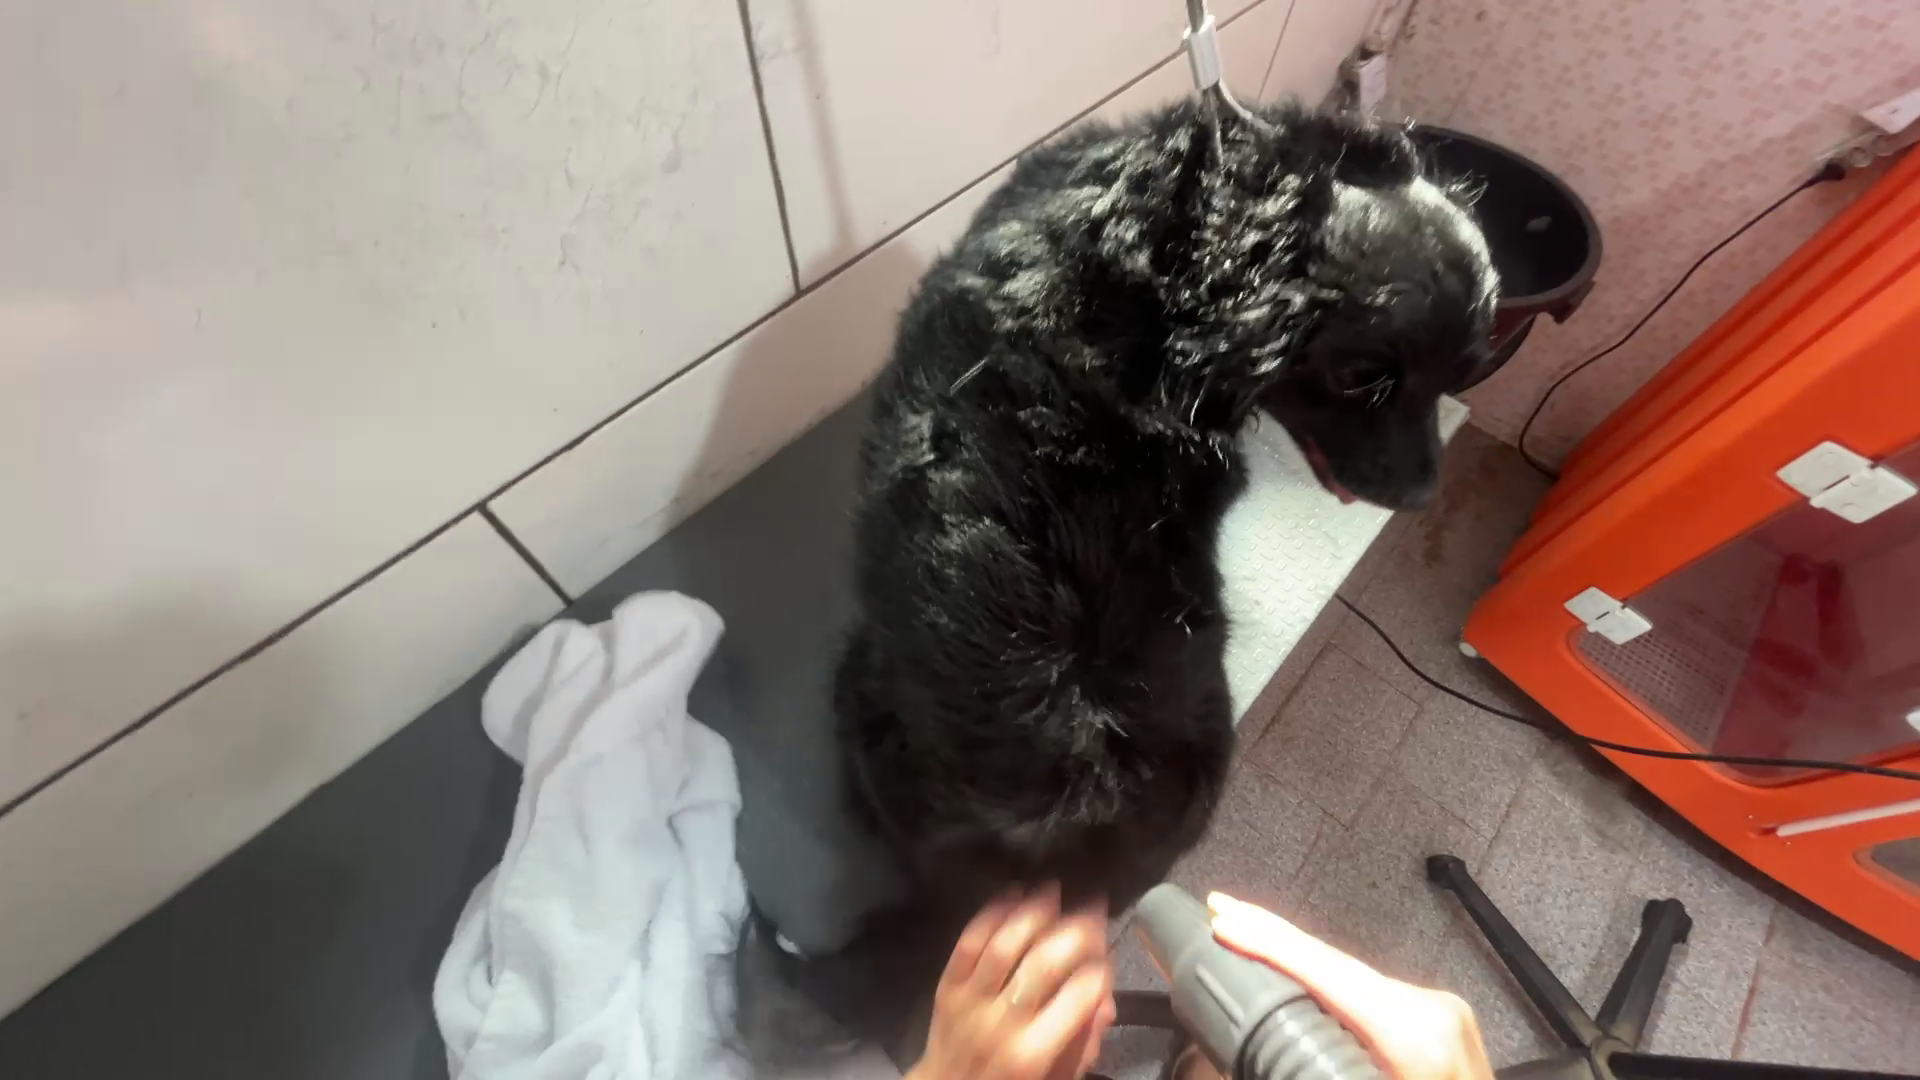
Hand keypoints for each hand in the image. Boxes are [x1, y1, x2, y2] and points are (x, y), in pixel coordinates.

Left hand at [906, 884, 1115, 1079]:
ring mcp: (970, 1000)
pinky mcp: (947, 984)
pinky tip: (1012, 894)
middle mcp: (1002, 1022)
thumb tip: (1105, 999)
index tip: (1109, 950)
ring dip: (1032, 913)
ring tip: (1053, 889)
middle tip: (1093, 906)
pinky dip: (991, 914)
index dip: (1098, 969)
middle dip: (1074, 931)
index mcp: (1034, 1054)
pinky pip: (969, 941)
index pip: (1075, 1000)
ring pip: (1004, 946)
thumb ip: (1082, 1045)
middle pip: (1042, 965)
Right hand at [1208, 894, 1493, 1079]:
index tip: (1222, 919)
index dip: (1268, 940)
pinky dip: (1322, 977)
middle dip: (1271, 934)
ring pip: (1347, 973)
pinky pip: (1364, 989)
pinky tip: (1292, 967)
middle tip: (1221, 908)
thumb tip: (1232, 1061)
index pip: (1326, 970)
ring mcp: (1439, 1014)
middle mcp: (1432, 1013)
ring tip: (1242, 930)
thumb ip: (1313, 1065)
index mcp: (1416, 1038)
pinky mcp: (1438, 1022)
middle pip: (1332, 961)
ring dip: (1293, 956)